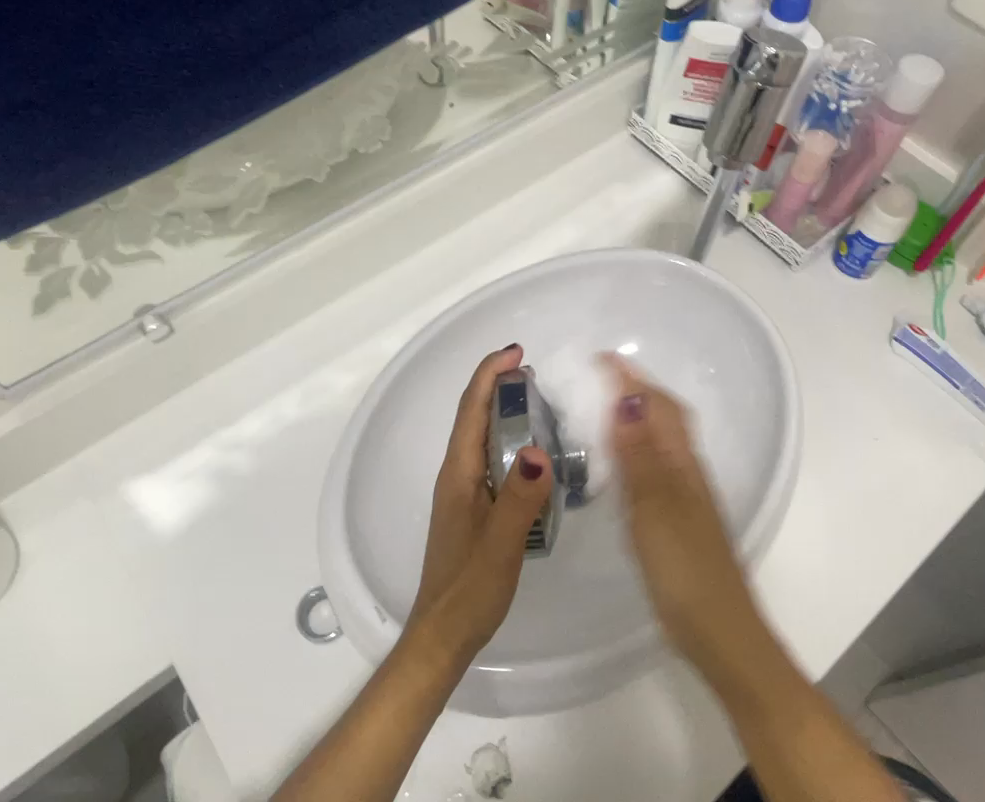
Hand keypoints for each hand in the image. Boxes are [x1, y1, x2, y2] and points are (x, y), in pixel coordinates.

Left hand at [406, 344, 553, 666]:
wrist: (444, 633)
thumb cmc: (470, 589)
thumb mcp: (502, 544)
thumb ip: (521, 499)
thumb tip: (538, 449)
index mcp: (458, 474)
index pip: (470, 410)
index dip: (489, 375)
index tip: (517, 352)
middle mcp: (456, 476)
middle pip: (474, 417)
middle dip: (498, 386)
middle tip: (536, 372)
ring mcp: (463, 494)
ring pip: (482, 439)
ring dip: (504, 412)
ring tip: (540, 402)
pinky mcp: (474, 510)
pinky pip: (491, 461)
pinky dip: (510, 443)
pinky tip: (535, 456)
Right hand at [603, 353, 764, 671]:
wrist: (719, 629)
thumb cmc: (684, 568)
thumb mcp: (654, 508)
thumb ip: (639, 456)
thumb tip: (626, 399)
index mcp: (682, 464)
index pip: (658, 407)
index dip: (632, 380)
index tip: (600, 359)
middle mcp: (688, 472)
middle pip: (666, 418)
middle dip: (637, 391)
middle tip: (599, 379)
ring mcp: (686, 497)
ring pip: (662, 442)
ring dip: (636, 418)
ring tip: (602, 411)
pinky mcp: (678, 521)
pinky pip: (656, 467)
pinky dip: (635, 450)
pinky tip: (619, 466)